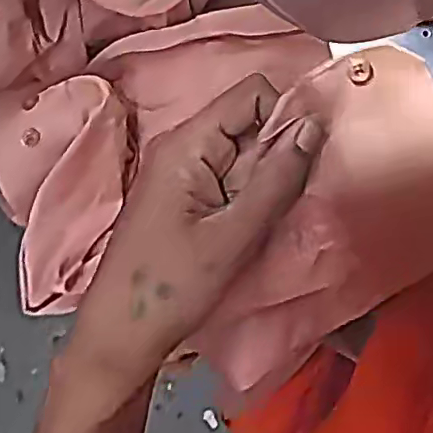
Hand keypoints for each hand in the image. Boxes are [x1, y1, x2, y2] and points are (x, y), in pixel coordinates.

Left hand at [61, 75, 325, 398]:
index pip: (252, 93)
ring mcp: (183, 166)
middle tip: (286, 195)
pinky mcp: (186, 188)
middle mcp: (183, 143)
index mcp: (188, 143)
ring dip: (268, 172)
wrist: (118, 339)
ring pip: (246, 145)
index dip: (285, 114)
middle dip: (279, 148)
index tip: (303, 156)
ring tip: (267, 214)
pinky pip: (233, 169)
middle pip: (250, 118)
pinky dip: (253, 187)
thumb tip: (314, 124)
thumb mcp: (235, 235)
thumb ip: (278, 177)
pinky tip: (253, 220)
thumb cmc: (171, 288)